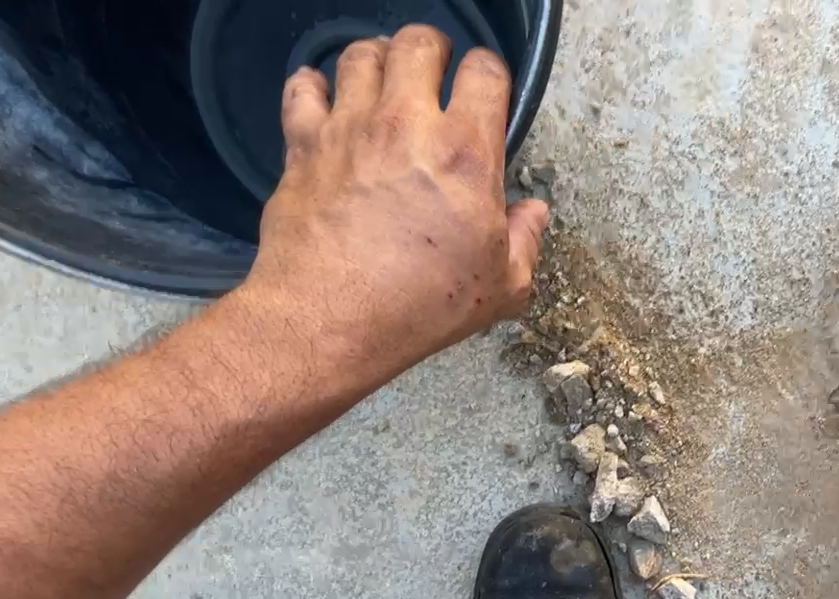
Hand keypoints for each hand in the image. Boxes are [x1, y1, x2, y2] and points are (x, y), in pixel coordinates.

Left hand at [234, 25, 548, 379]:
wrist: (337, 315)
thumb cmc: (428, 304)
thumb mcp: (504, 286)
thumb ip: (527, 241)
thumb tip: (535, 213)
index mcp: (467, 156)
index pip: (485, 75)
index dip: (492, 75)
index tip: (490, 91)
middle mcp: (407, 123)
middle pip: (418, 44)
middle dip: (434, 49)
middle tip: (439, 71)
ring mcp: (349, 126)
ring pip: (362, 53)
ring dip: (380, 59)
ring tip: (388, 81)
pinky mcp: (303, 141)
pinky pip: (304, 86)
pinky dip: (318, 85)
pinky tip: (331, 102)